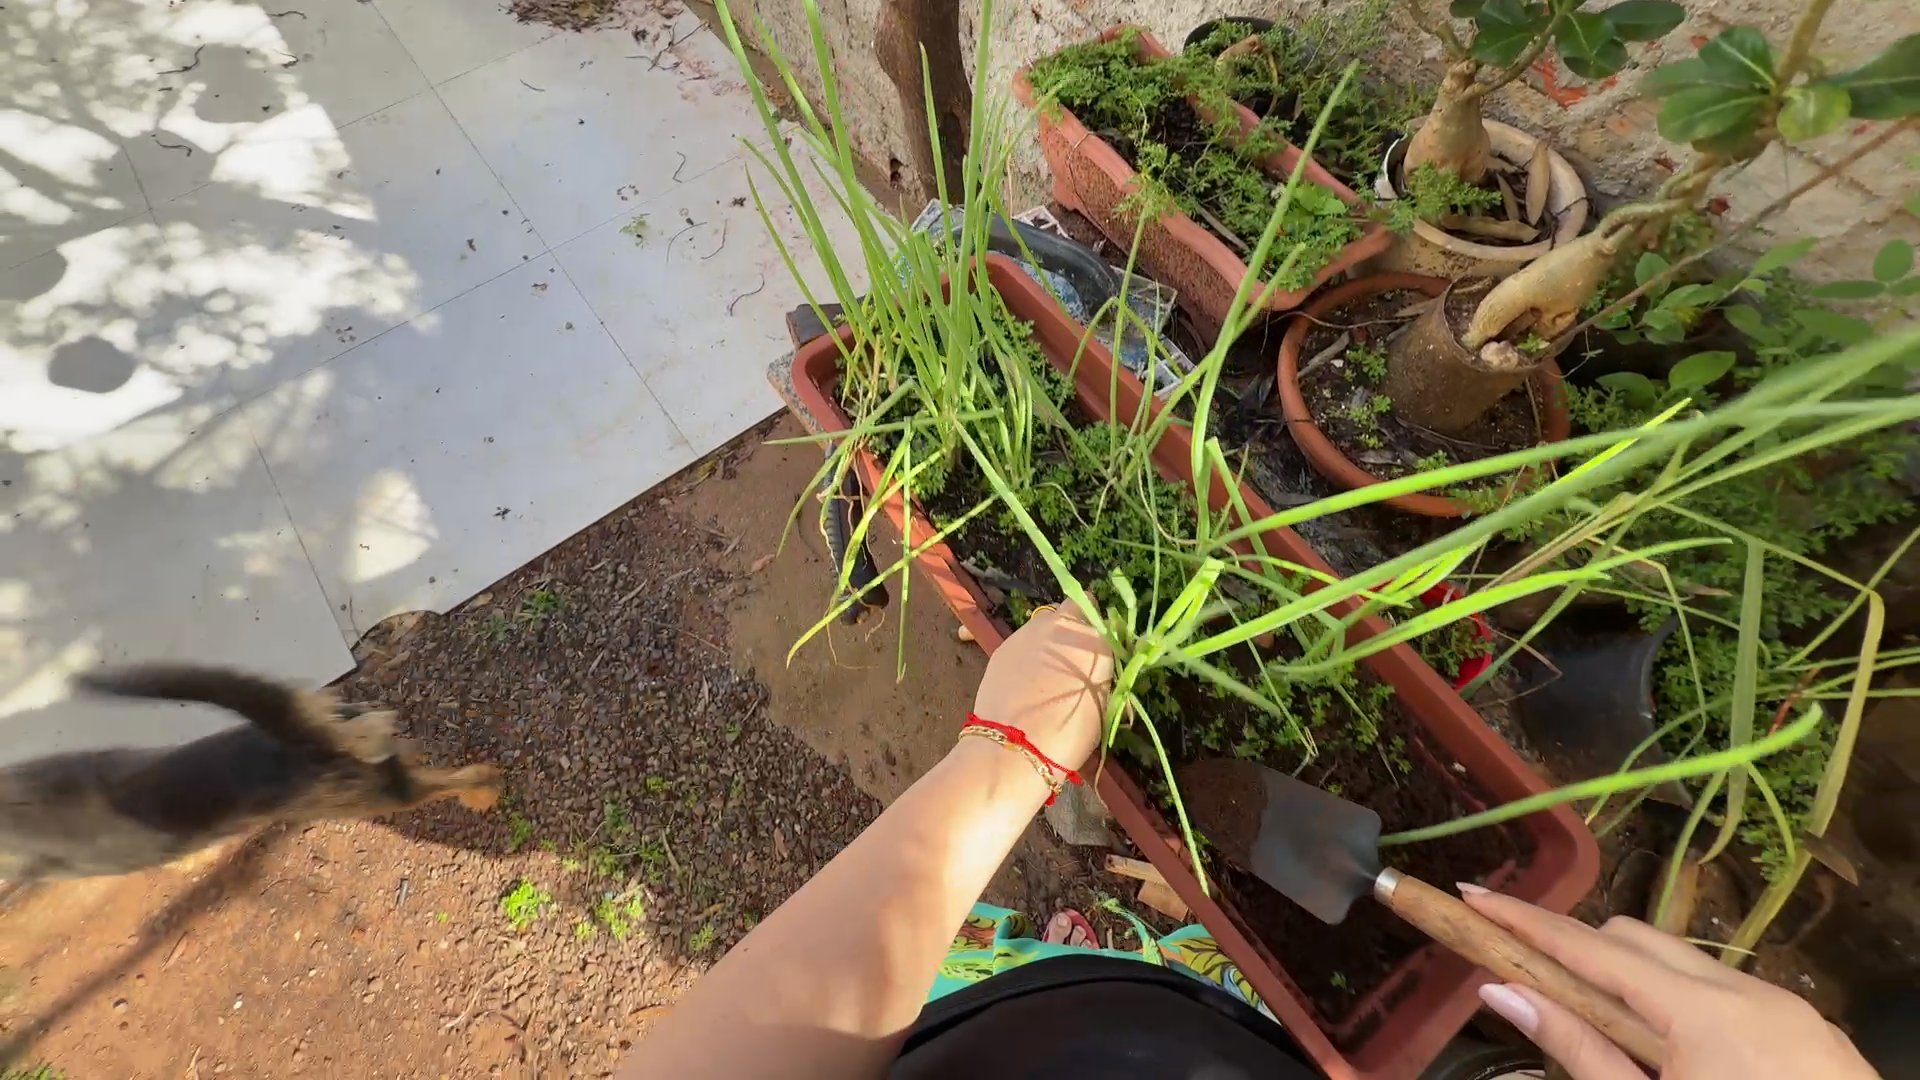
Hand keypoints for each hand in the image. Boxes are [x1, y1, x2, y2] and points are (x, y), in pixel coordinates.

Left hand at [970, 605, 1113, 770]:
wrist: (1016, 745)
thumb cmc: (1071, 732)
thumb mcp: (1104, 705)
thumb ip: (1104, 675)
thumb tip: (1104, 669)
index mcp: (1095, 639)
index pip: (1105, 620)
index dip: (1102, 633)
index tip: (1100, 651)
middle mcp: (1062, 625)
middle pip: (1073, 609)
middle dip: (1076, 625)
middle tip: (1074, 655)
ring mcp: (1029, 632)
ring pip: (1045, 622)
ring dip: (1050, 637)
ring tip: (1047, 671)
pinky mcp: (1004, 644)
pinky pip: (1024, 640)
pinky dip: (1028, 653)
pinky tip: (1025, 679)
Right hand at [1463, 888, 1877, 1079]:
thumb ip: (1574, 1048)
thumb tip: (1497, 988)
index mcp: (1711, 1014)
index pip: (1588, 947)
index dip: (1521, 919)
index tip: (1467, 893)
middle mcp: (1754, 994)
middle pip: (1631, 936)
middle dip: (1574, 945)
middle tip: (1527, 968)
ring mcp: (1796, 1013)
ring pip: (1678, 959)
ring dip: (1626, 972)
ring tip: (1602, 1021)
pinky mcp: (1818, 1036)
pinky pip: (1722, 989)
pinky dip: (1675, 997)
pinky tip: (1668, 1046)